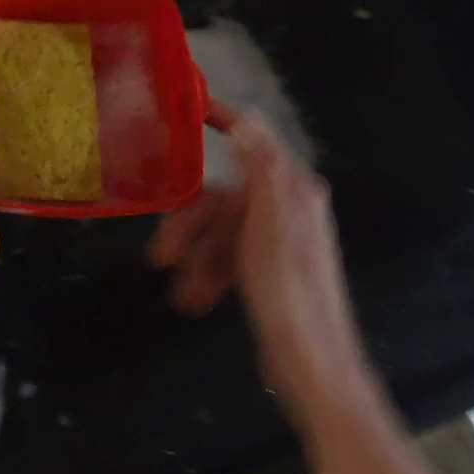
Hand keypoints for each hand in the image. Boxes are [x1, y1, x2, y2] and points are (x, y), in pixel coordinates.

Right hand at [146, 100, 365, 409]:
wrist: (313, 364)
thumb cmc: (289, 290)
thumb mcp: (269, 223)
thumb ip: (260, 168)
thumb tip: (248, 118)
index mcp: (292, 190)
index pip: (253, 141)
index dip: (224, 122)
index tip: (192, 109)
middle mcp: (286, 207)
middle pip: (223, 197)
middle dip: (190, 224)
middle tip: (161, 255)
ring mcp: (276, 240)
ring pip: (219, 230)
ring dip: (196, 257)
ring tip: (180, 293)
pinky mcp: (267, 269)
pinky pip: (227, 257)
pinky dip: (208, 274)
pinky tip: (194, 300)